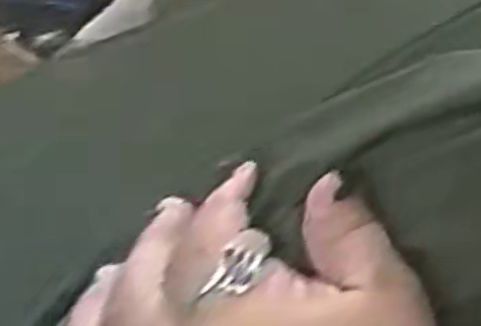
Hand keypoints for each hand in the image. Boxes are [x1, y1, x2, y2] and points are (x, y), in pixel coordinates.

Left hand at [66, 164, 433, 325]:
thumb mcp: (379, 287)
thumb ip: (348, 234)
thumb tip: (326, 180)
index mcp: (236, 308)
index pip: (211, 241)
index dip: (223, 201)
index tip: (246, 170)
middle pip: (146, 284)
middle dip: (161, 238)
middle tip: (176, 204)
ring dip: (113, 287)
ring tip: (127, 259)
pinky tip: (101, 317)